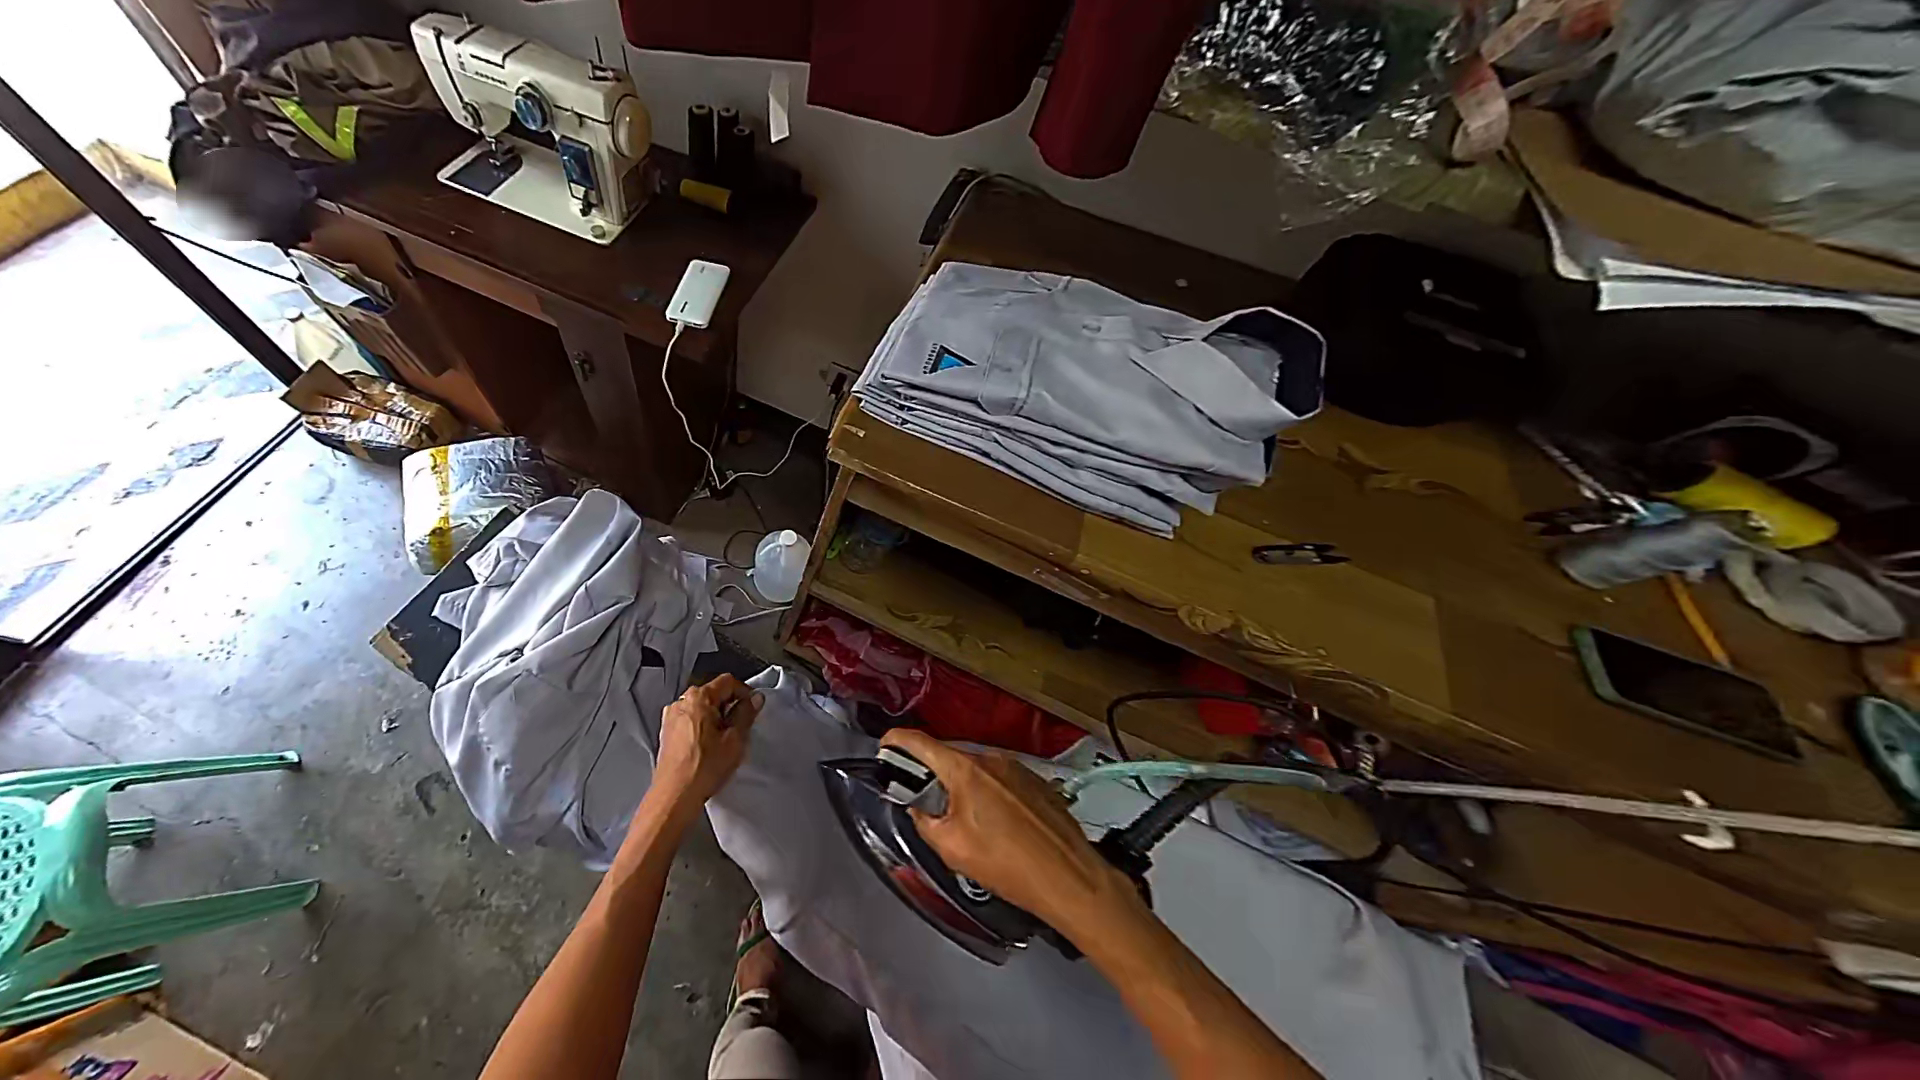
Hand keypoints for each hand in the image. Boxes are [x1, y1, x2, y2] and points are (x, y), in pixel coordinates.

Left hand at [653, 675, 763, 808]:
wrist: (675, 795)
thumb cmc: (703, 767)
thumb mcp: (736, 738)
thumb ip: (747, 713)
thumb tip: (754, 699)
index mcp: (699, 698)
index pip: (728, 682)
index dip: (745, 692)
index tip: (753, 706)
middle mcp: (681, 703)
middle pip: (713, 693)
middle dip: (730, 705)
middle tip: (742, 725)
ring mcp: (671, 718)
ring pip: (701, 707)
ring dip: (716, 717)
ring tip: (726, 739)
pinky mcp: (667, 733)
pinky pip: (691, 720)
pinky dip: (703, 727)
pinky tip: (710, 746)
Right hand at [880, 729, 1137, 931]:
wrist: (1067, 876)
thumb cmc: (1009, 864)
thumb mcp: (951, 848)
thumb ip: (925, 820)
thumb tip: (920, 807)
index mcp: (966, 770)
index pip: (921, 743)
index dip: (898, 740)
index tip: (886, 744)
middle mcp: (993, 759)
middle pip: (950, 756)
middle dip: (933, 773)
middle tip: (923, 799)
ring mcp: (1017, 767)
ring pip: (977, 768)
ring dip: (963, 786)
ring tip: (966, 821)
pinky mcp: (1035, 781)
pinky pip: (1001, 778)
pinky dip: (989, 793)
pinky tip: (996, 824)